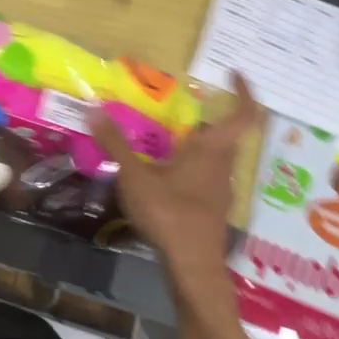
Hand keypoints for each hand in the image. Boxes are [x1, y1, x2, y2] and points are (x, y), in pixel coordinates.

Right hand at [90, 73, 262, 281]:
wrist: (192, 265)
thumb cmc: (169, 213)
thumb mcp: (135, 176)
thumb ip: (116, 143)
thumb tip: (94, 109)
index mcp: (212, 150)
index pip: (243, 114)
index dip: (244, 92)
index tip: (232, 74)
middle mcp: (223, 166)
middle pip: (223, 134)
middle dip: (203, 119)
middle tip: (176, 109)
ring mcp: (220, 189)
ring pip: (212, 157)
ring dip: (193, 145)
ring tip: (162, 140)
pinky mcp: (211, 208)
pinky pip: (203, 176)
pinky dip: (187, 168)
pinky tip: (161, 176)